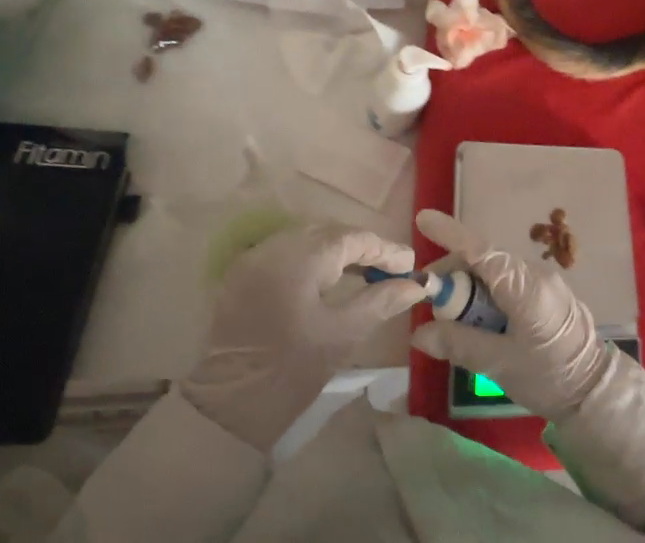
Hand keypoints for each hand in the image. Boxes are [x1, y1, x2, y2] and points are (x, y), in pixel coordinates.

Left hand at [180, 223, 426, 448]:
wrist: (228, 409)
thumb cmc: (291, 371)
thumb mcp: (344, 334)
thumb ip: (382, 300)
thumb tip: (416, 284)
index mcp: (300, 257)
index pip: (354, 238)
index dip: (386, 250)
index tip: (411, 267)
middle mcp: (274, 247)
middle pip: (330, 234)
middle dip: (363, 249)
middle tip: (392, 271)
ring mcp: (254, 259)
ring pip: (308, 240)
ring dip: (339, 253)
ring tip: (366, 275)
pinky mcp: (243, 276)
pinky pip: (287, 254)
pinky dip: (313, 261)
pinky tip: (330, 280)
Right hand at [410, 209, 608, 420]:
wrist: (594, 390)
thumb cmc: (549, 376)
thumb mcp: (499, 364)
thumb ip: (458, 343)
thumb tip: (419, 333)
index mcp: (526, 287)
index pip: (482, 252)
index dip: (451, 234)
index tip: (424, 219)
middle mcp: (536, 275)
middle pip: (485, 261)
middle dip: (453, 274)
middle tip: (427, 300)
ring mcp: (544, 282)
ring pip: (495, 273)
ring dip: (469, 288)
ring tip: (450, 319)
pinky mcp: (547, 294)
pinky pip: (508, 284)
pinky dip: (486, 296)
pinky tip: (476, 321)